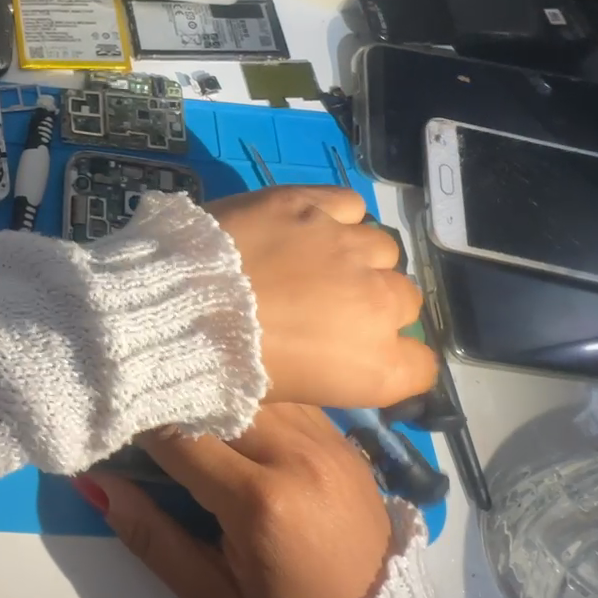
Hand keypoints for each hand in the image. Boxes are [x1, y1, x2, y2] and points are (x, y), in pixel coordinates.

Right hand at [89, 404, 394, 597]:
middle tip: (143, 400)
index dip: (138, 421)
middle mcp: (298, 455)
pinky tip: (230, 407)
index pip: (178, 434)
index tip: (113, 416)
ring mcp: (329, 440)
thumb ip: (151, 536)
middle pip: (216, 396)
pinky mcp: (346, 438)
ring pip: (254, 383)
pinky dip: (251, 394)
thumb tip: (93, 480)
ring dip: (214, 387)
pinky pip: (286, 395)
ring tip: (184, 398)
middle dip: (175, 394)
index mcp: (262, 501)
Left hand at [206, 186, 433, 407]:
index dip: (390, 356)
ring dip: (355, 256)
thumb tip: (330, 358)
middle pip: (402, 299)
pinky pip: (349, 204)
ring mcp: (346, 246)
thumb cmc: (221, 363)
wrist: (178, 306)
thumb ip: (326, 374)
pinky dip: (335, 213)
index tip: (358, 350)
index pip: (420, 364)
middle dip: (371, 302)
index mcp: (376, 366)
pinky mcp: (310, 205)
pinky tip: (308, 222)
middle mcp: (378, 303)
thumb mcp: (281, 393)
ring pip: (380, 247)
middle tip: (324, 303)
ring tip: (312, 260)